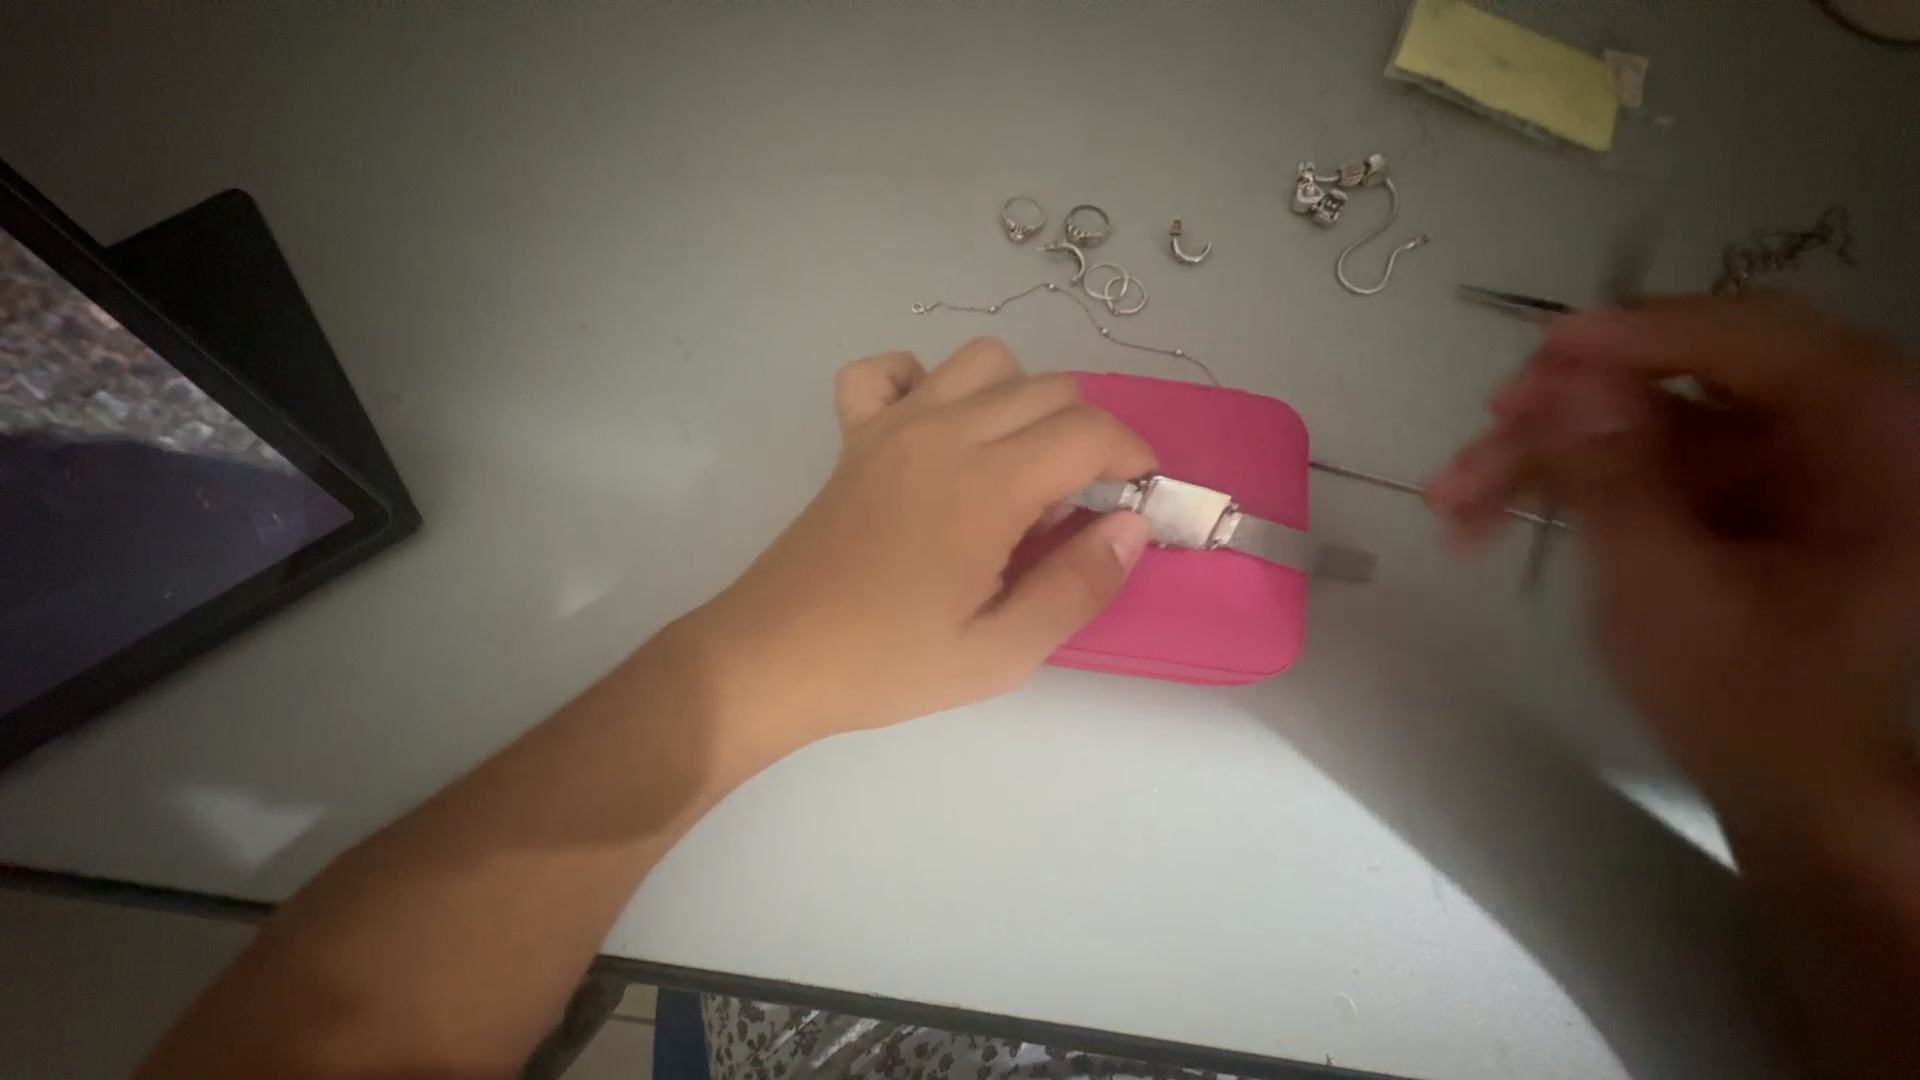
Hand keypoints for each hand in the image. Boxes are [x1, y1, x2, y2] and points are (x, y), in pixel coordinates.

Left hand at [678, 336, 1153, 755]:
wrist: (773, 657)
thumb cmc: (888, 664)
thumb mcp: (1000, 653)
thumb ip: (1077, 586)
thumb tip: (1131, 527)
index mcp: (986, 485)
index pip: (1089, 432)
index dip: (1132, 457)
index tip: (1137, 499)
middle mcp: (943, 432)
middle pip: (1049, 388)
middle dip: (1087, 434)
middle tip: (1080, 503)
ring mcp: (891, 425)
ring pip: (984, 361)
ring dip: (1021, 399)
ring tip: (1018, 464)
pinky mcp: (854, 436)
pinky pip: (890, 370)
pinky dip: (924, 381)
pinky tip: (936, 429)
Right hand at [1427, 294, 1919, 811]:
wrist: (1781, 777)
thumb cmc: (1749, 702)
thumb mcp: (1668, 594)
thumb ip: (1617, 485)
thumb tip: (1564, 391)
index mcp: (1880, 459)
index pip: (1773, 349)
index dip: (1659, 332)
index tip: (1548, 349)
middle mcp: (1833, 443)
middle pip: (1689, 374)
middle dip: (1574, 398)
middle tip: (1488, 424)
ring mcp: (1770, 467)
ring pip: (1635, 420)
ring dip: (1535, 452)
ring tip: (1451, 499)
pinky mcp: (1718, 493)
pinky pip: (1622, 460)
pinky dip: (1548, 482)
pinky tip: (1478, 517)